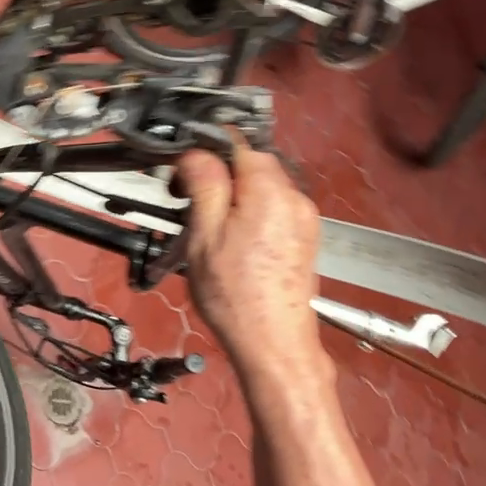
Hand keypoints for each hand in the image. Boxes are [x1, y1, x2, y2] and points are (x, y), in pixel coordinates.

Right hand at [175, 146, 324, 373]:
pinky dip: (249, 215)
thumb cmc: (234, 295)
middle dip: (218, 176)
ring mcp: (304, 218)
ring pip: (261, 188)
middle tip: (188, 204)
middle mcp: (294, 197)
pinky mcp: (304, 238)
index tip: (181, 175)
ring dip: (232, 197)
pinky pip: (273, 210)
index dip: (204, 150)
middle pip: (251, 164)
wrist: (273, 343)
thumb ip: (204, 185)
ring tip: (208, 230)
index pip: (236, 142)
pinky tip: (232, 244)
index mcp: (270, 190)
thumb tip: (197, 152)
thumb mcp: (204, 236)